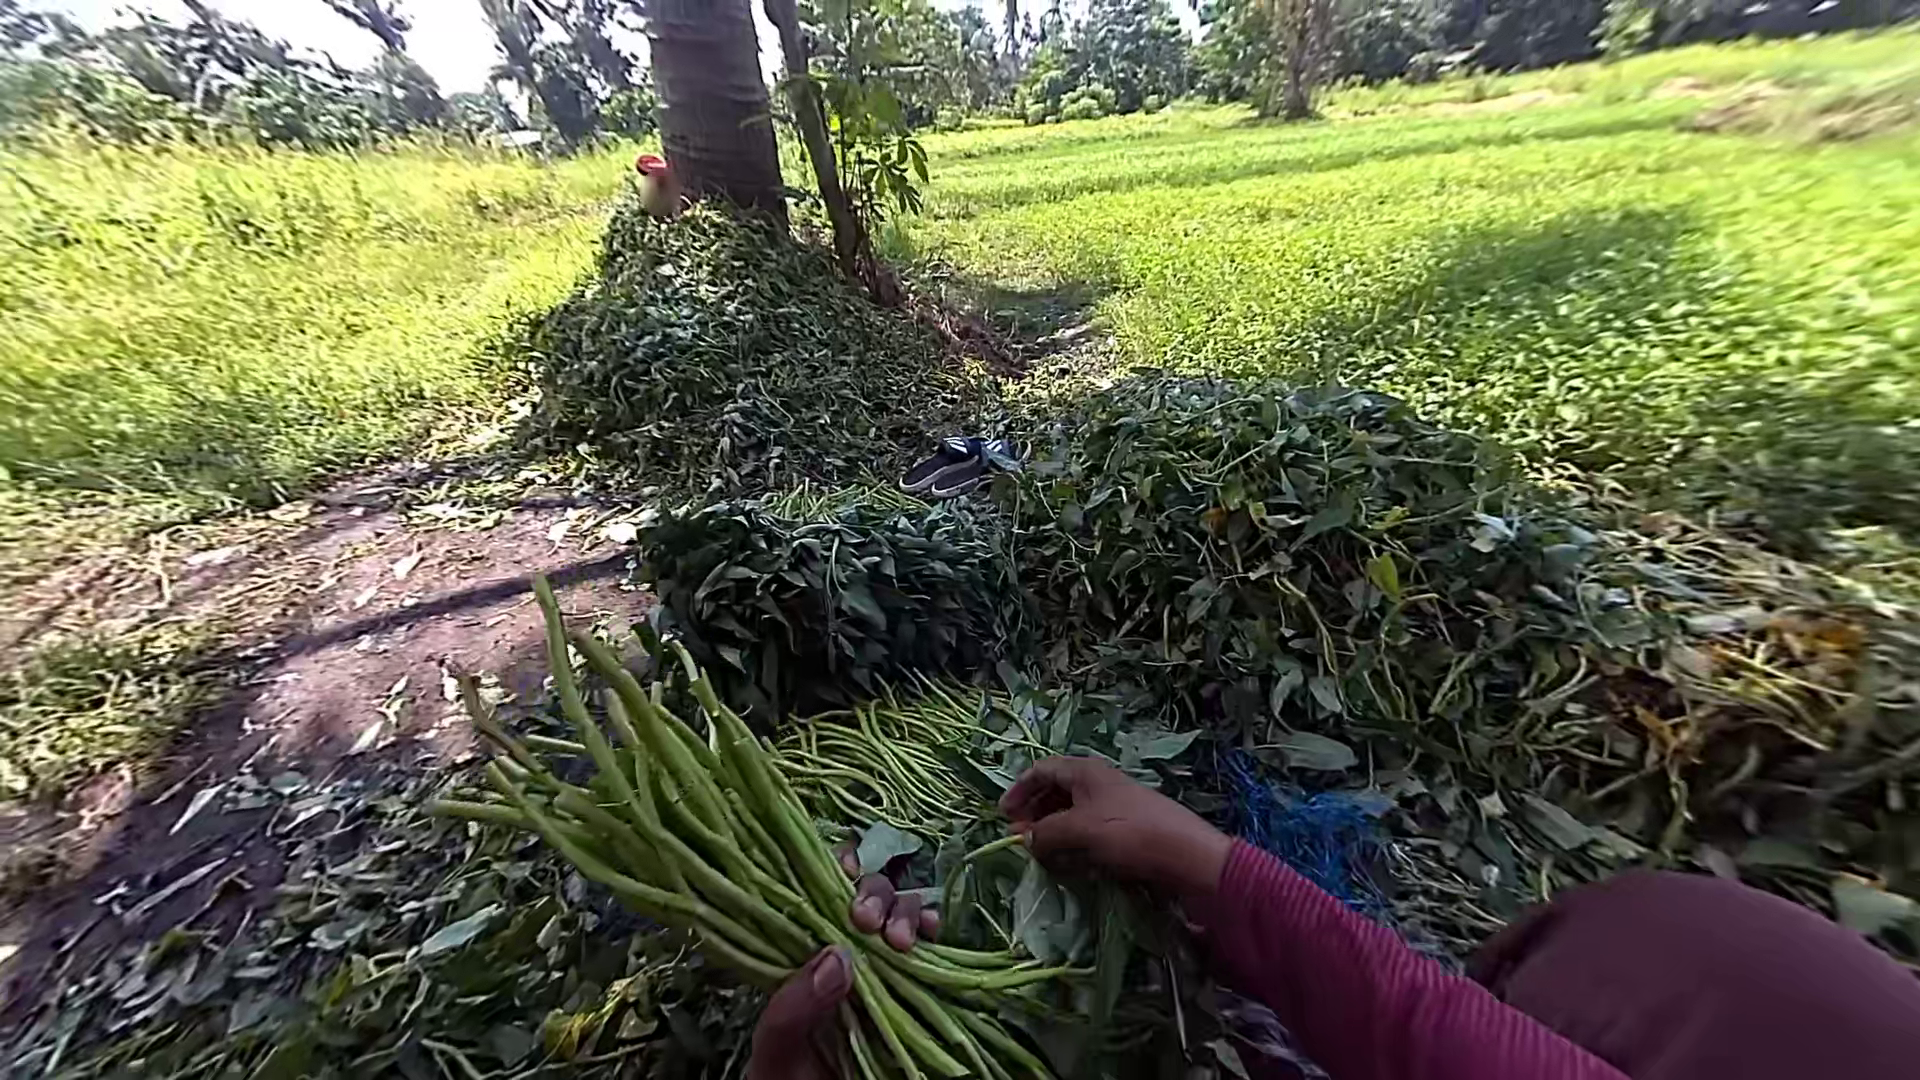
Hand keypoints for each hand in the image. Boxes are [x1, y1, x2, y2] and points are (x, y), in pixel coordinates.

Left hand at [744, 835, 940, 1078]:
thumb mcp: (776, 1051)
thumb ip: (793, 1007)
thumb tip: (839, 956)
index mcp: (808, 949)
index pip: (823, 886)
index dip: (839, 866)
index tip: (847, 870)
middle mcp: (848, 945)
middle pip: (867, 891)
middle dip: (873, 894)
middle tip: (867, 921)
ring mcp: (882, 962)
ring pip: (900, 907)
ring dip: (905, 910)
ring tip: (902, 941)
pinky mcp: (915, 981)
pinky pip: (931, 941)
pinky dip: (933, 927)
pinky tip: (932, 931)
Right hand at [1000, 755, 1232, 898]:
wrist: (1187, 856)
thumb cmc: (1128, 832)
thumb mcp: (1079, 829)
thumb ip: (1046, 833)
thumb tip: (1026, 839)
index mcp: (1084, 771)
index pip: (1041, 770)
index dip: (1019, 790)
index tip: (1003, 815)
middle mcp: (1097, 783)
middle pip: (1056, 791)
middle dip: (1035, 814)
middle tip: (1021, 838)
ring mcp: (1113, 806)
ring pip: (1072, 814)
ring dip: (1053, 832)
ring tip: (1042, 855)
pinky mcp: (1127, 830)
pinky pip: (1090, 832)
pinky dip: (1074, 844)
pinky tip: (1070, 864)